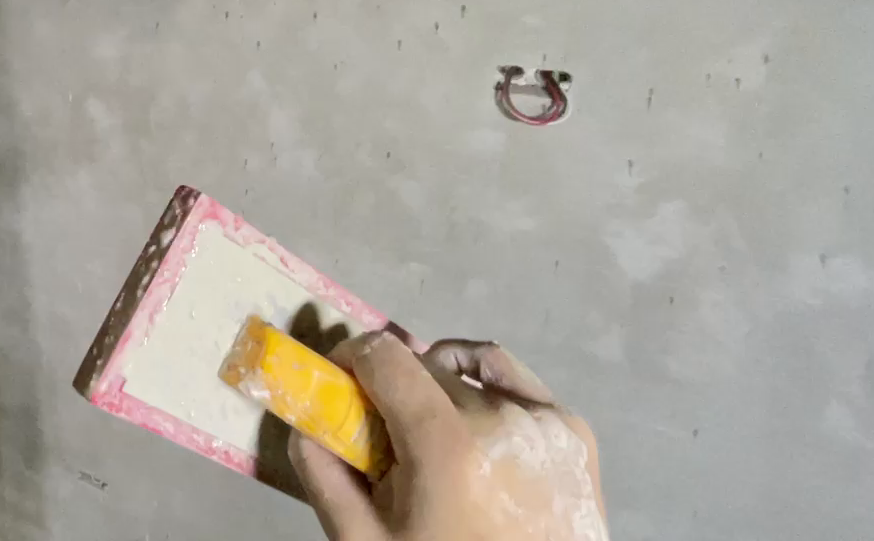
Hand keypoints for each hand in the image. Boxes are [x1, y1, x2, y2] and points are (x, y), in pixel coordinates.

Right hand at [288, 333, 605, 540]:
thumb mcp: (362, 539)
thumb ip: (319, 470)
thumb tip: (302, 416)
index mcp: (448, 444)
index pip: (380, 352)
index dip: (348, 361)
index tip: (341, 391)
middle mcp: (500, 421)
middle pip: (416, 365)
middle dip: (388, 388)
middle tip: (386, 440)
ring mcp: (543, 425)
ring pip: (456, 369)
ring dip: (431, 388)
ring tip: (432, 436)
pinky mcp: (571, 433)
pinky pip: (505, 373)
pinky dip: (476, 378)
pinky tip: (468, 413)